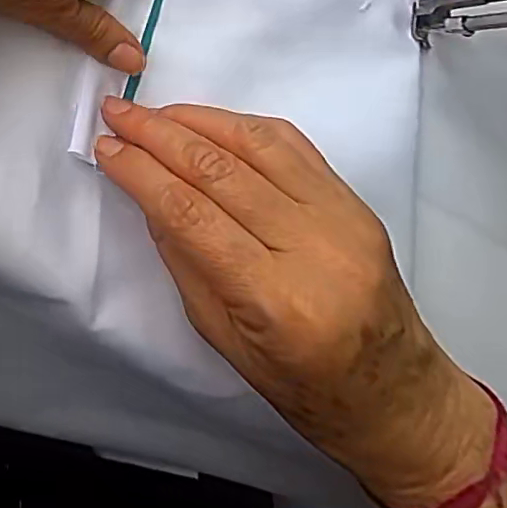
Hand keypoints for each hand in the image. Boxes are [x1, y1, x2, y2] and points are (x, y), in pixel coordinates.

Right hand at [93, 99, 496, 507]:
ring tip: (150, 110)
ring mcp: (345, 222)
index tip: (104, 146)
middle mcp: (316, 252)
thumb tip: (145, 188)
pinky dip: (236, 123)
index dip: (139, 171)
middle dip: (156, 133)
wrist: (402, 396)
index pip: (189, 213)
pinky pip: (290, 144)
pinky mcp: (357, 204)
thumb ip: (179, 254)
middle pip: (218, 171)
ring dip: (191, 119)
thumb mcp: (215, 329)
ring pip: (255, 145)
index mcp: (276, 299)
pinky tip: (201, 120)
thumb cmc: (297, 379)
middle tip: (115, 111)